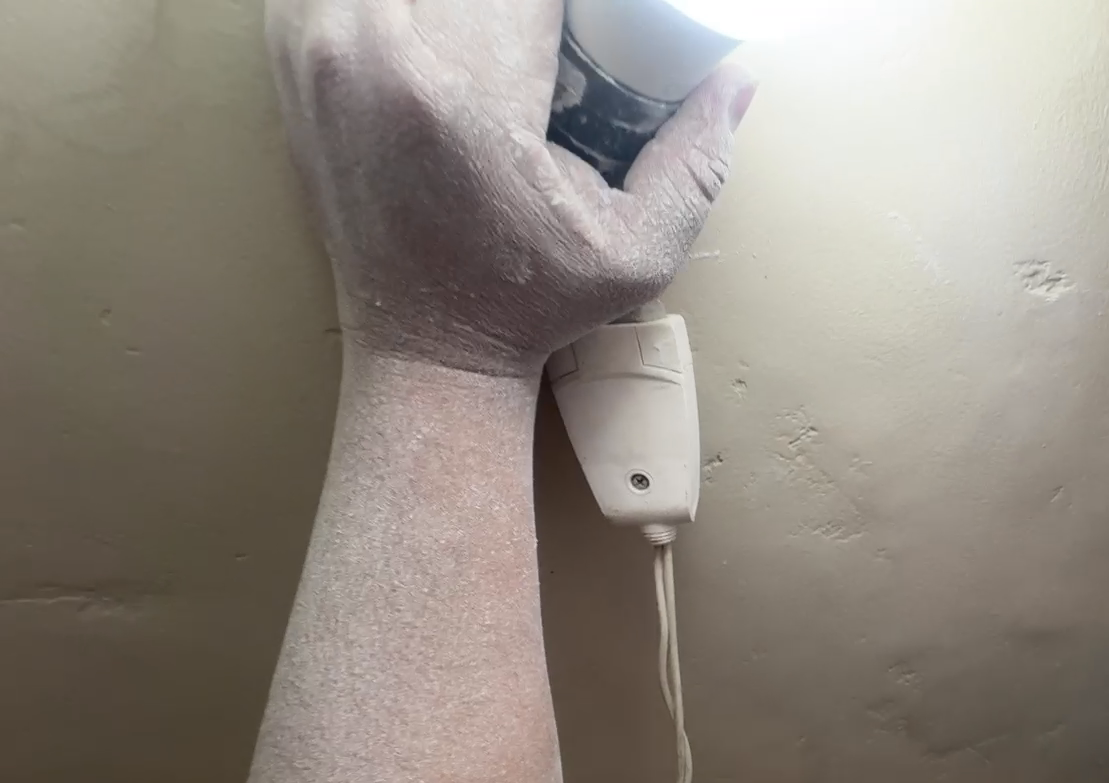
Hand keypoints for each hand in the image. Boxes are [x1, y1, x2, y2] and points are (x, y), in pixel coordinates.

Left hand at [268, 0, 757, 377]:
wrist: (429, 343)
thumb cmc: (537, 305)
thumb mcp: (642, 253)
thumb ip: (697, 164)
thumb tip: (736, 80)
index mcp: (464, 91)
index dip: (594, 5)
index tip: (616, 29)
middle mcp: (368, 39)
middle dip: (542, 3)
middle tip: (578, 42)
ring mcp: (314, 33)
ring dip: (490, 3)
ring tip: (530, 46)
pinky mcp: (293, 41)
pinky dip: (435, 4)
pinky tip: (474, 42)